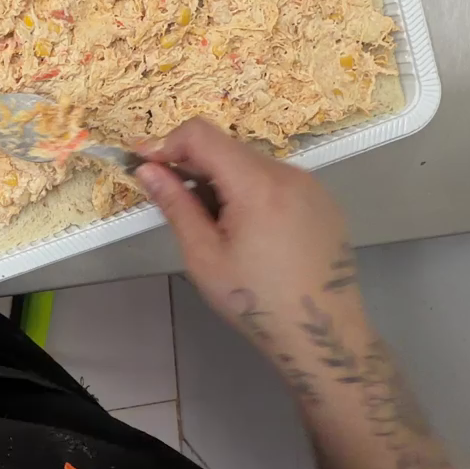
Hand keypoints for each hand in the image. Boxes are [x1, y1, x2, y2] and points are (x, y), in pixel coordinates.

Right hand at [135, 119, 362, 347]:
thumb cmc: (255, 300)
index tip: (148, 168)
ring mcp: (310, 184)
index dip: (167, 144)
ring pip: (250, 162)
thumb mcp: (203, 255)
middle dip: (193, 166)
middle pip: (226, 147)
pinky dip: (249, 190)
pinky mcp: (322, 199)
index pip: (201, 134)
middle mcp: (288, 173)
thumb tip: (146, 169)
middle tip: (177, 205)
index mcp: (257, 185)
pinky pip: (274, 179)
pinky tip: (250, 231)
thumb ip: (175, 205)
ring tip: (217, 226)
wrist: (323, 334)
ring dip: (222, 180)